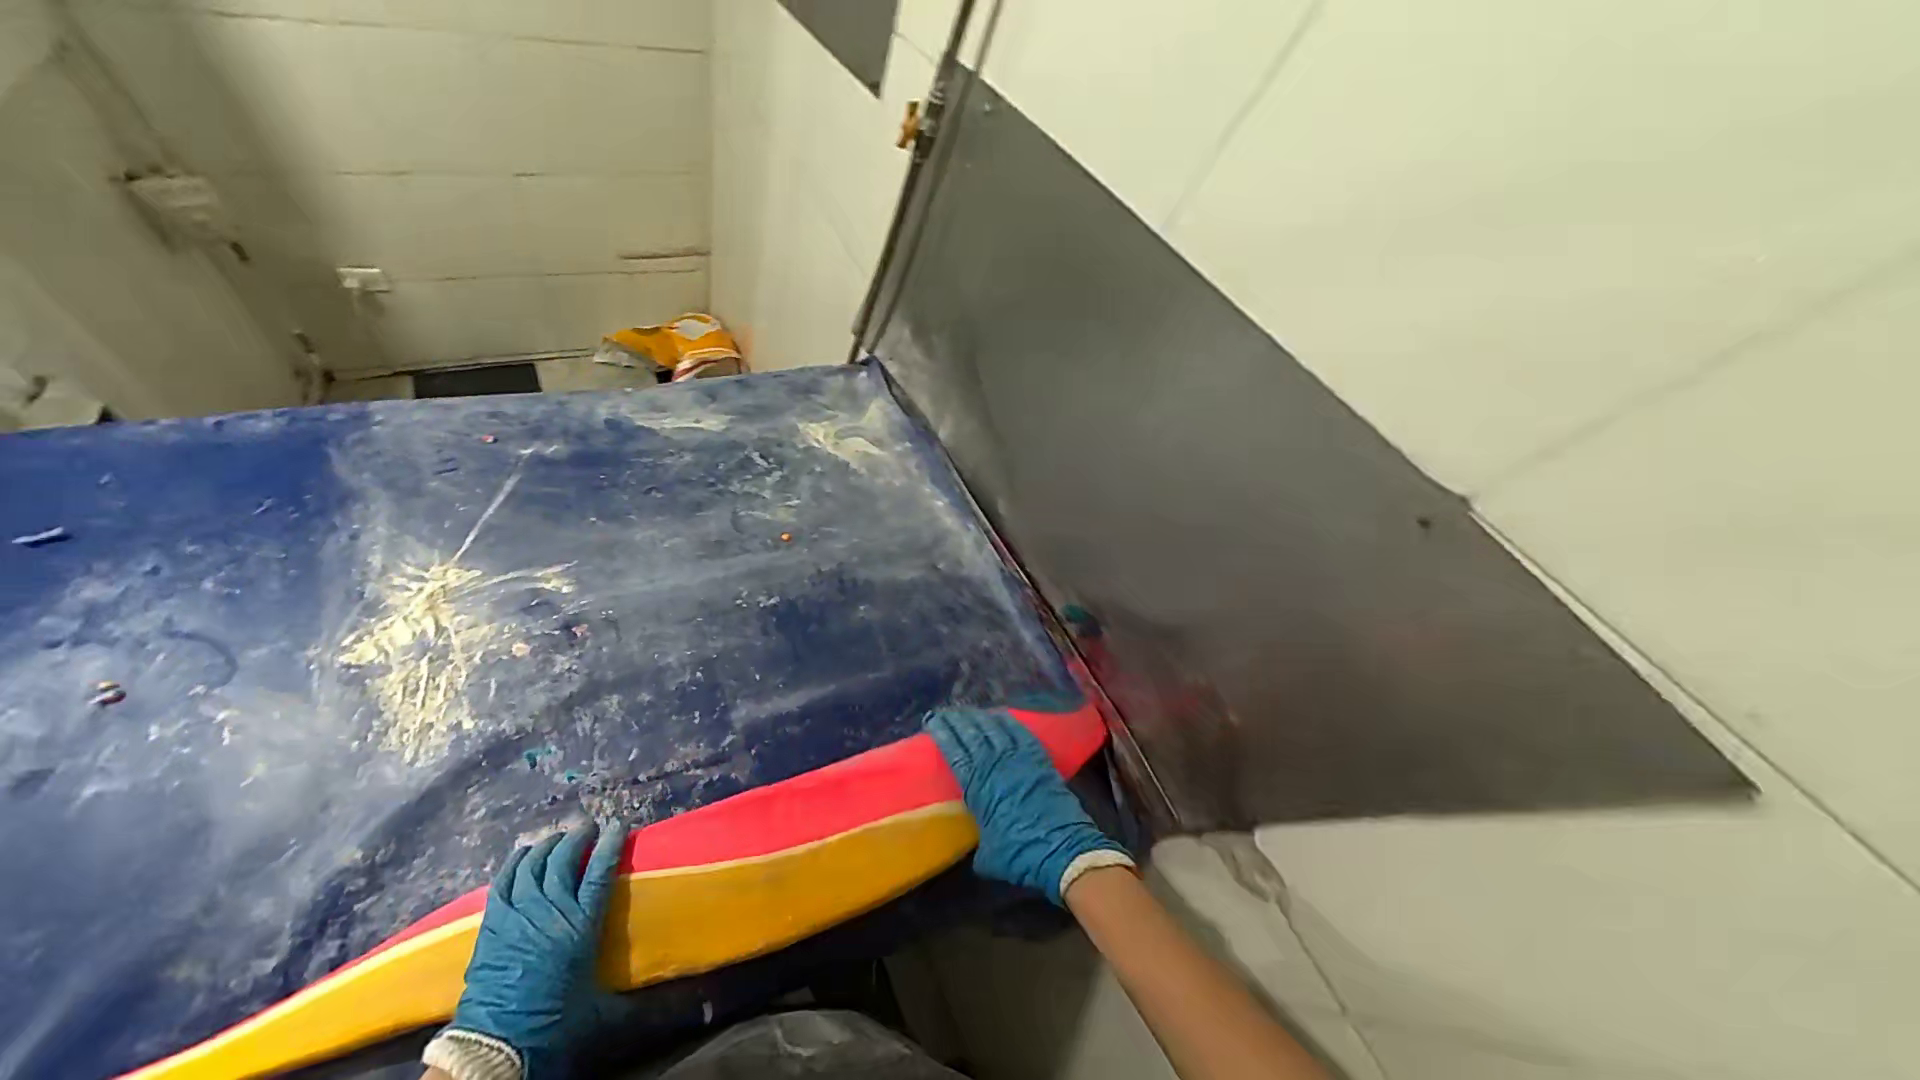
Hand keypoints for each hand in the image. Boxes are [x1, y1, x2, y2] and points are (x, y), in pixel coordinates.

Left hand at [438, 820, 627, 1079]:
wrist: (496, 1048)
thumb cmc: (556, 1026)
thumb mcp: (605, 1012)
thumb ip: (645, 1002)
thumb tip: (698, 1008)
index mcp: (582, 924)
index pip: (601, 869)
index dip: (611, 842)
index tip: (619, 823)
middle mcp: (551, 910)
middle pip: (565, 858)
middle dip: (579, 836)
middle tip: (588, 826)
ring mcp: (519, 914)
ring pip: (533, 864)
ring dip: (547, 845)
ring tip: (557, 836)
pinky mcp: (492, 925)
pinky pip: (503, 881)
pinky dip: (515, 862)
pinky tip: (523, 854)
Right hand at [927, 708, 1132, 904]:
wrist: (1061, 849)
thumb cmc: (1020, 853)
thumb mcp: (989, 855)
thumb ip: (979, 844)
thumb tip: (980, 846)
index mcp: (977, 785)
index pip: (954, 750)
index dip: (942, 733)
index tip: (932, 720)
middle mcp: (995, 764)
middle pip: (972, 733)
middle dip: (957, 719)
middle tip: (946, 711)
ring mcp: (1019, 757)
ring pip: (994, 727)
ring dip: (979, 716)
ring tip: (968, 710)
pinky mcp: (1039, 758)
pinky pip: (1020, 731)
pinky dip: (1008, 721)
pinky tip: (1000, 715)